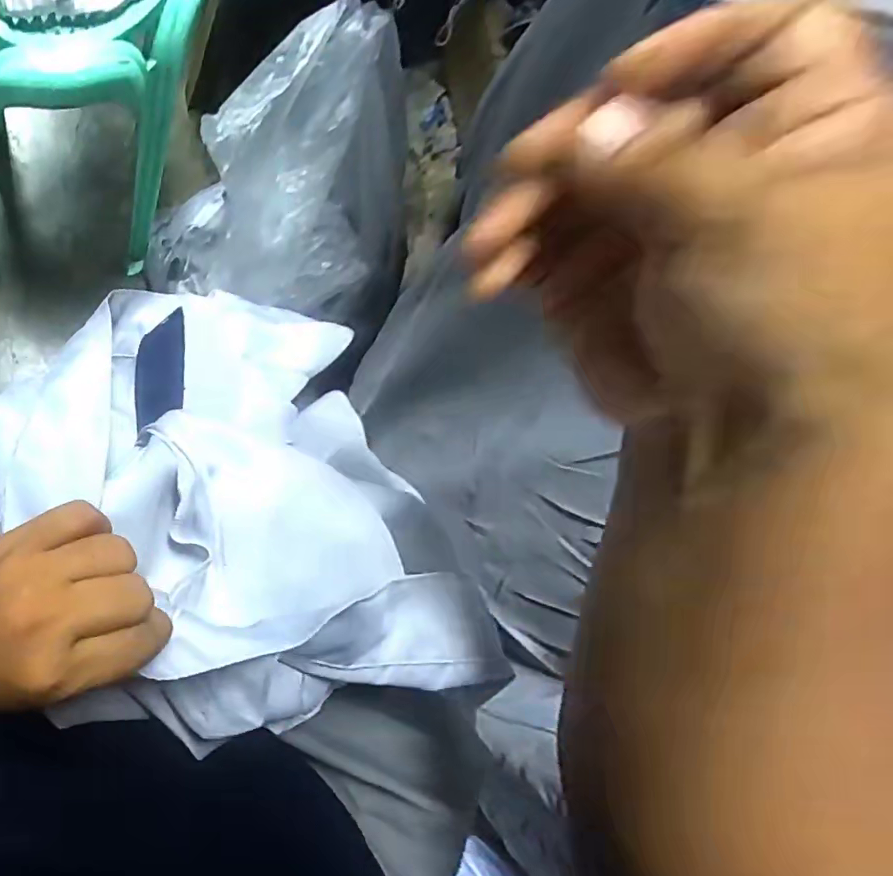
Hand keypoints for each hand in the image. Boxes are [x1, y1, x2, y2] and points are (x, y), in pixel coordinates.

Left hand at [0, 500, 171, 712]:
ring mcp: (31, 570)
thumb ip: (98, 666)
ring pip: (118, 550)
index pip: (142, 642)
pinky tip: (77, 545)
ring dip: (117, 566)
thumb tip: (143, 627)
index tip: (140, 631)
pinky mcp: (15, 538)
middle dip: (135, 603)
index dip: (151, 635)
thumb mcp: (42, 696)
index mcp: (56, 671)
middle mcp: (50, 617)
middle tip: (109, 607)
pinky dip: (92, 527)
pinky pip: (82, 514)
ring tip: (91, 575)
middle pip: (136, 593)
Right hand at [465, 1, 892, 433]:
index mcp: (800, 125)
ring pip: (562, 188)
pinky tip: (489, 283)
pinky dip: (502, 261)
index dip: (692, 47)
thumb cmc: (786, 304)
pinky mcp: (582, 276)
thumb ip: (654, 163)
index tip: (616, 84)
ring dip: (514, 216)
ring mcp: (639, 223)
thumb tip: (583, 124)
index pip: (761, 43)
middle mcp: (713, 164)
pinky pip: (530, 248)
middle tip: (514, 179)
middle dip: (561, 152)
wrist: (739, 420)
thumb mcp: (739, 216)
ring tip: (486, 257)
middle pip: (627, 120)